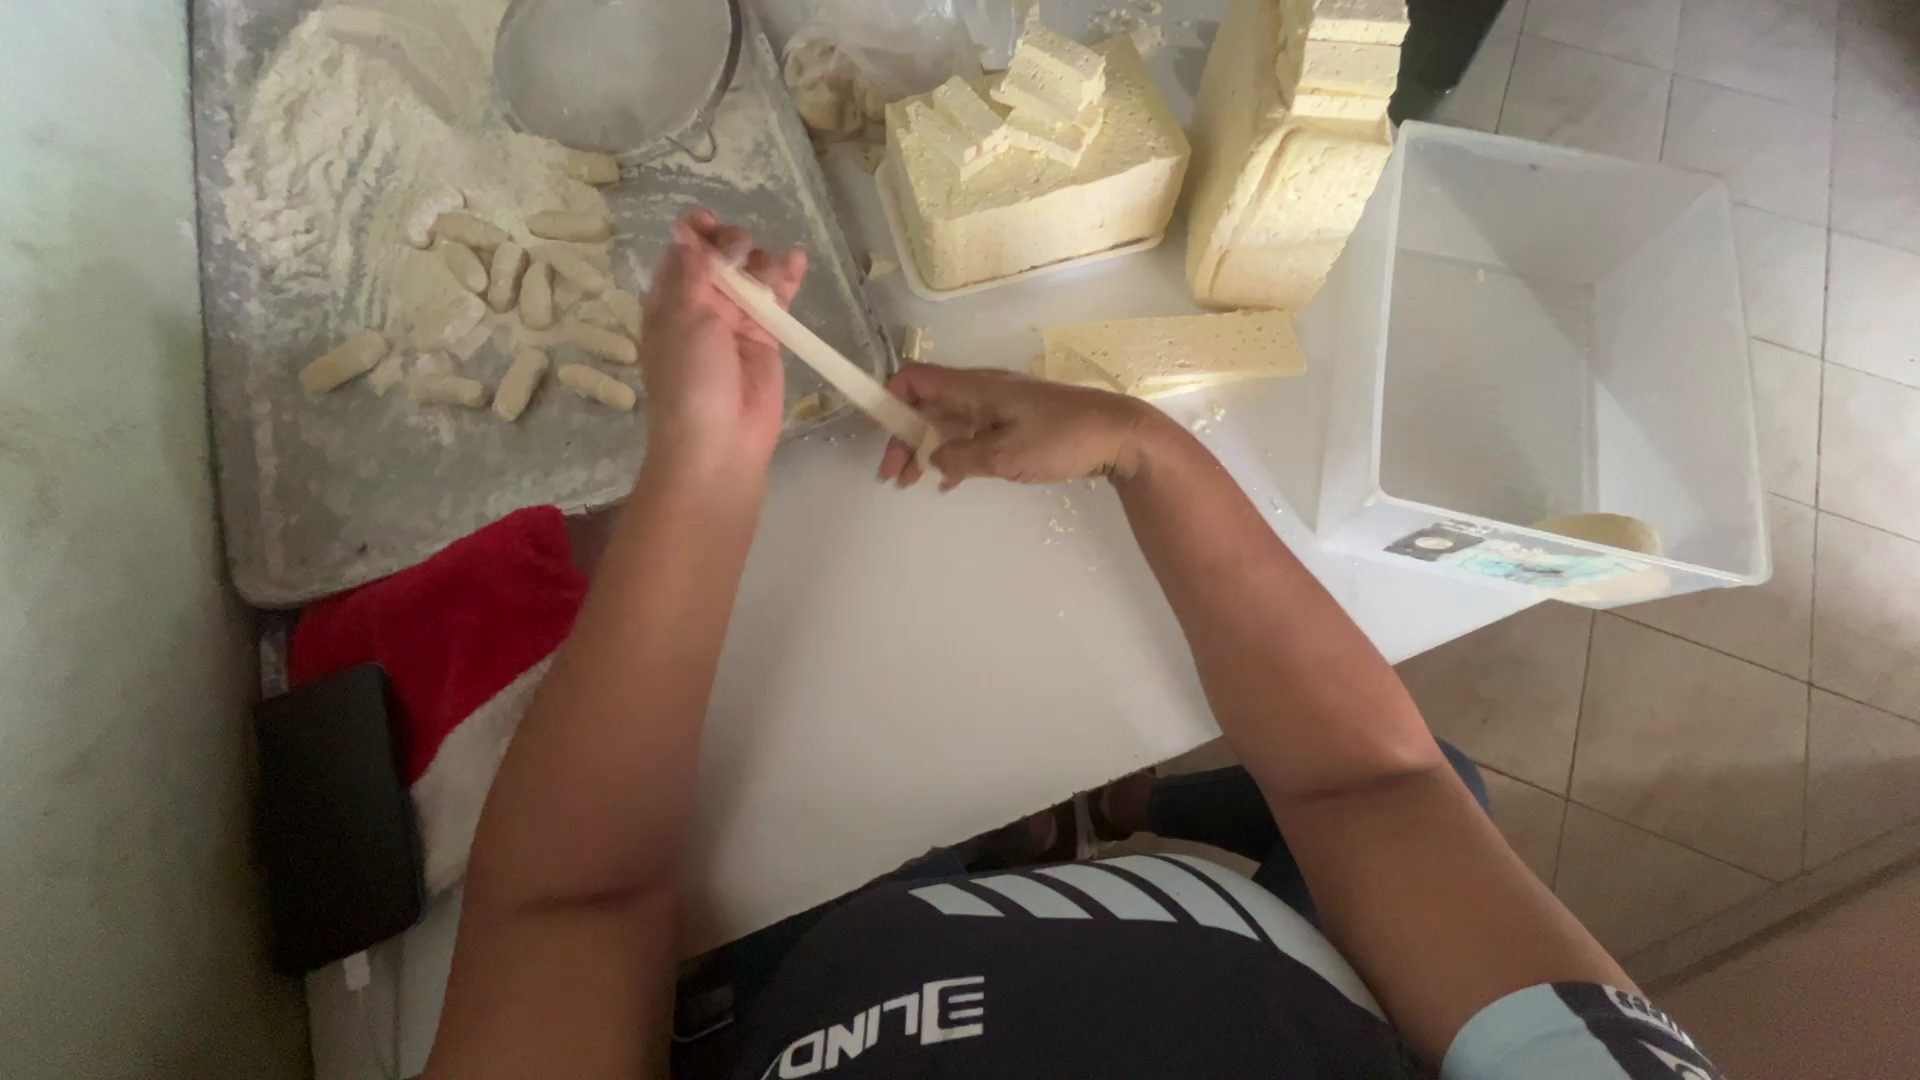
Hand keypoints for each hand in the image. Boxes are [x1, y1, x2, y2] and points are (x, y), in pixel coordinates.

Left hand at [640, 209, 806, 468]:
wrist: (721, 440)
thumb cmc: (690, 380)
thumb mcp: (682, 318)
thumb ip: (692, 273)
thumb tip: (688, 232)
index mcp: (669, 302)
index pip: (682, 254)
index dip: (696, 233)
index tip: (710, 222)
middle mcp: (702, 308)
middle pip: (721, 260)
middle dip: (733, 247)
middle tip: (742, 254)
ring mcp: (736, 324)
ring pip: (752, 278)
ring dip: (764, 262)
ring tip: (777, 263)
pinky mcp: (767, 339)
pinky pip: (777, 302)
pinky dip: (787, 280)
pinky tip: (798, 260)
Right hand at [877, 363, 1165, 490]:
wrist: (1117, 433)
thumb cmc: (1061, 439)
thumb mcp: (1003, 456)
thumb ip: (960, 457)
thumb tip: (931, 459)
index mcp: (974, 389)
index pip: (915, 380)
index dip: (888, 399)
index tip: (874, 431)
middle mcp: (981, 391)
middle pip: (925, 405)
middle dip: (903, 437)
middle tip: (893, 474)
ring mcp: (997, 406)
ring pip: (947, 423)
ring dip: (926, 449)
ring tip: (911, 481)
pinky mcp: (1013, 422)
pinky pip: (970, 434)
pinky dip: (953, 454)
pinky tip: (947, 480)